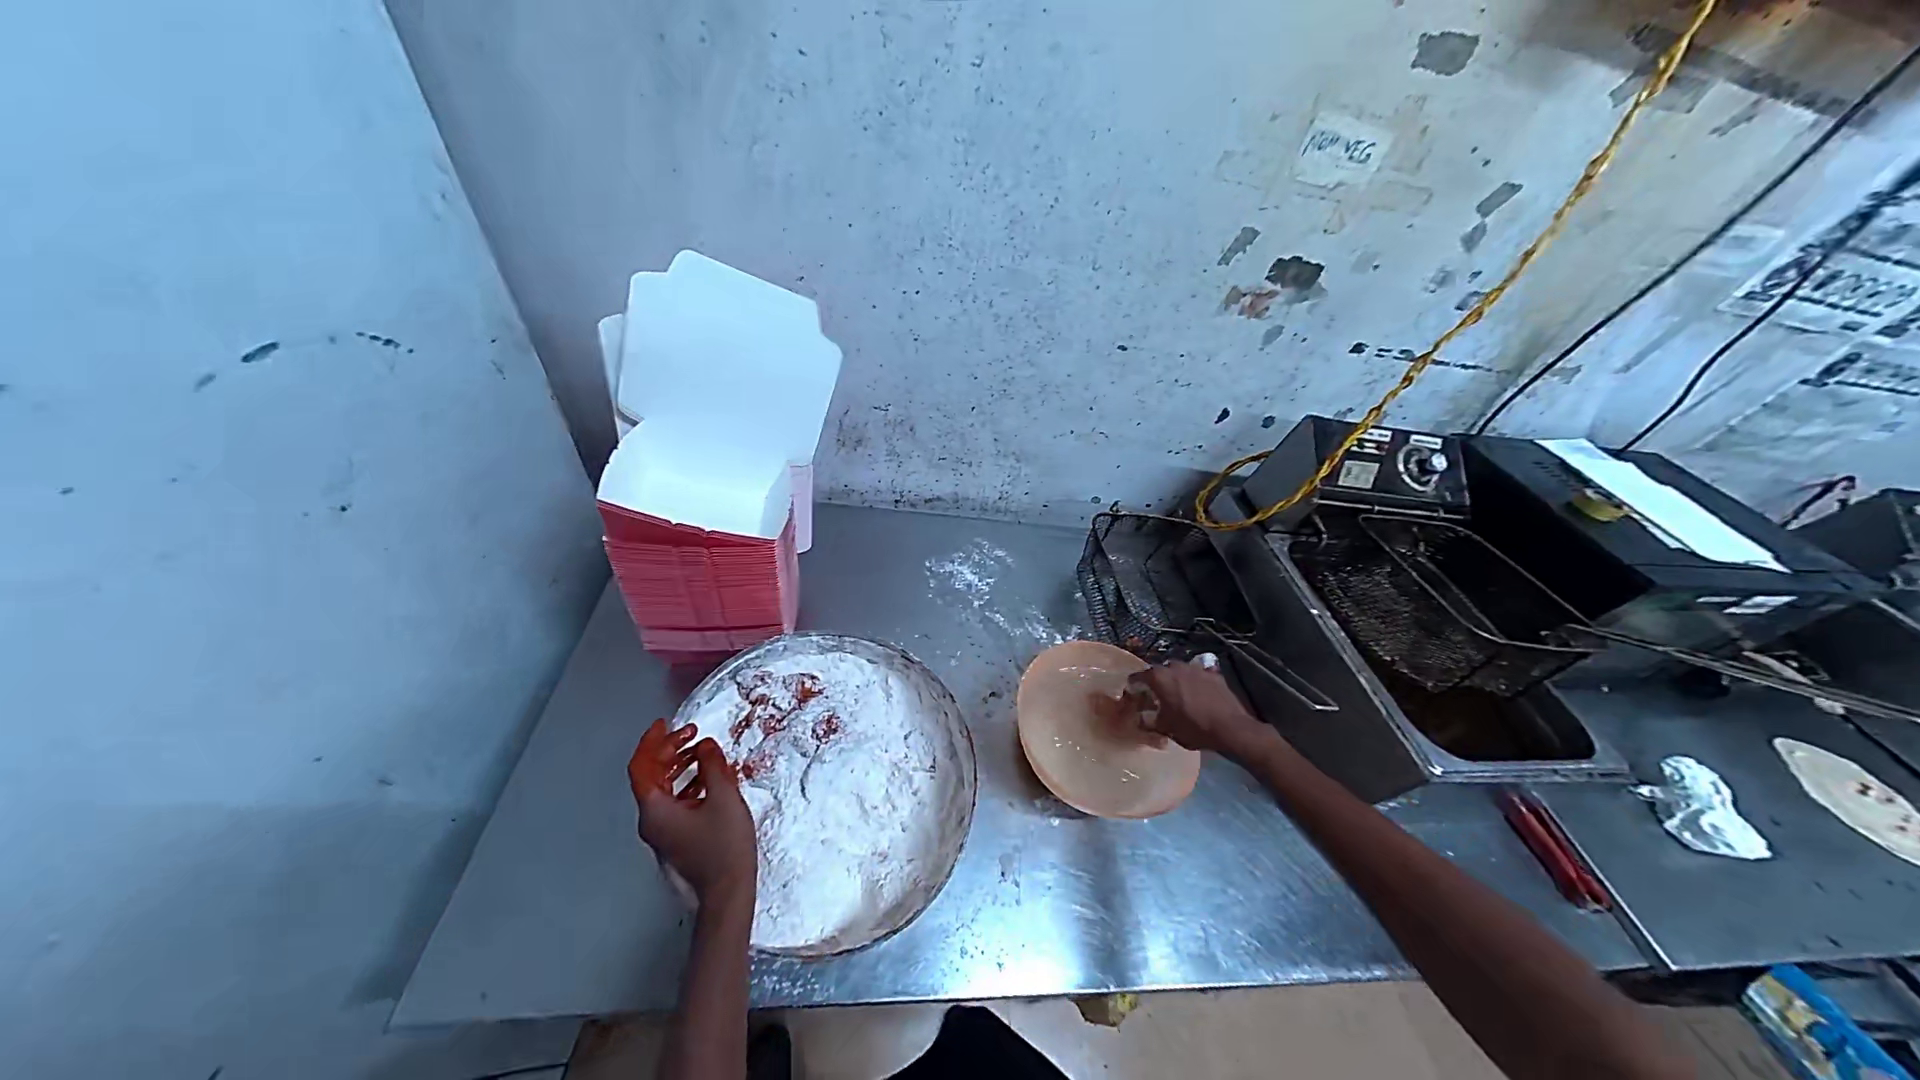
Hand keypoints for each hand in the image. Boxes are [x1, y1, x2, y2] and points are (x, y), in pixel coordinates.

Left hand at [628, 719, 757, 908]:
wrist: (727, 892)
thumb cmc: (724, 845)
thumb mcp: (724, 797)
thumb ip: (712, 766)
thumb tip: (705, 746)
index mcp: (654, 809)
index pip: (642, 767)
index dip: (652, 742)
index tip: (666, 724)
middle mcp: (651, 821)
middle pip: (651, 777)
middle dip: (669, 751)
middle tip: (691, 734)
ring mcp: (662, 833)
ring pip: (662, 790)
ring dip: (679, 767)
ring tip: (701, 753)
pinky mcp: (676, 841)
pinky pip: (673, 804)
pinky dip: (686, 785)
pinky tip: (708, 780)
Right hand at [1128, 658, 1271, 758]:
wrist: (1230, 729)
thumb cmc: (1193, 727)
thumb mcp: (1165, 728)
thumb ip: (1147, 721)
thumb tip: (1139, 718)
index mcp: (1159, 677)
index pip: (1138, 677)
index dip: (1133, 687)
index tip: (1132, 695)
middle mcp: (1176, 666)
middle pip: (1159, 672)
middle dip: (1155, 683)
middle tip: (1156, 697)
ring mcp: (1196, 668)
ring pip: (1179, 671)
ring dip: (1175, 680)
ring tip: (1178, 695)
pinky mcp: (1213, 674)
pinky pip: (1198, 674)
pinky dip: (1195, 681)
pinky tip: (1198, 692)